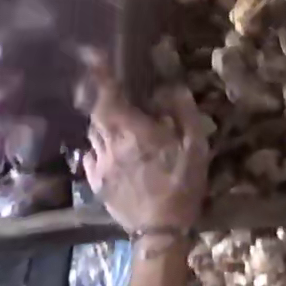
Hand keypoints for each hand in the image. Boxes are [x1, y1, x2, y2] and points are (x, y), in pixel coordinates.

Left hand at [82, 70, 209, 233]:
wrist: (161, 230)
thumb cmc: (182, 184)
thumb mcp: (195, 147)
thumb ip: (183, 113)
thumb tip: (170, 87)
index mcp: (133, 131)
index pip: (107, 96)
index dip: (99, 74)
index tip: (93, 55)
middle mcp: (109, 144)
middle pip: (96, 112)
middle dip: (103, 98)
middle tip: (115, 92)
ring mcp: (99, 164)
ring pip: (93, 133)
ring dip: (103, 122)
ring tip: (119, 122)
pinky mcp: (95, 182)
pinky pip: (90, 155)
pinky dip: (98, 145)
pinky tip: (111, 149)